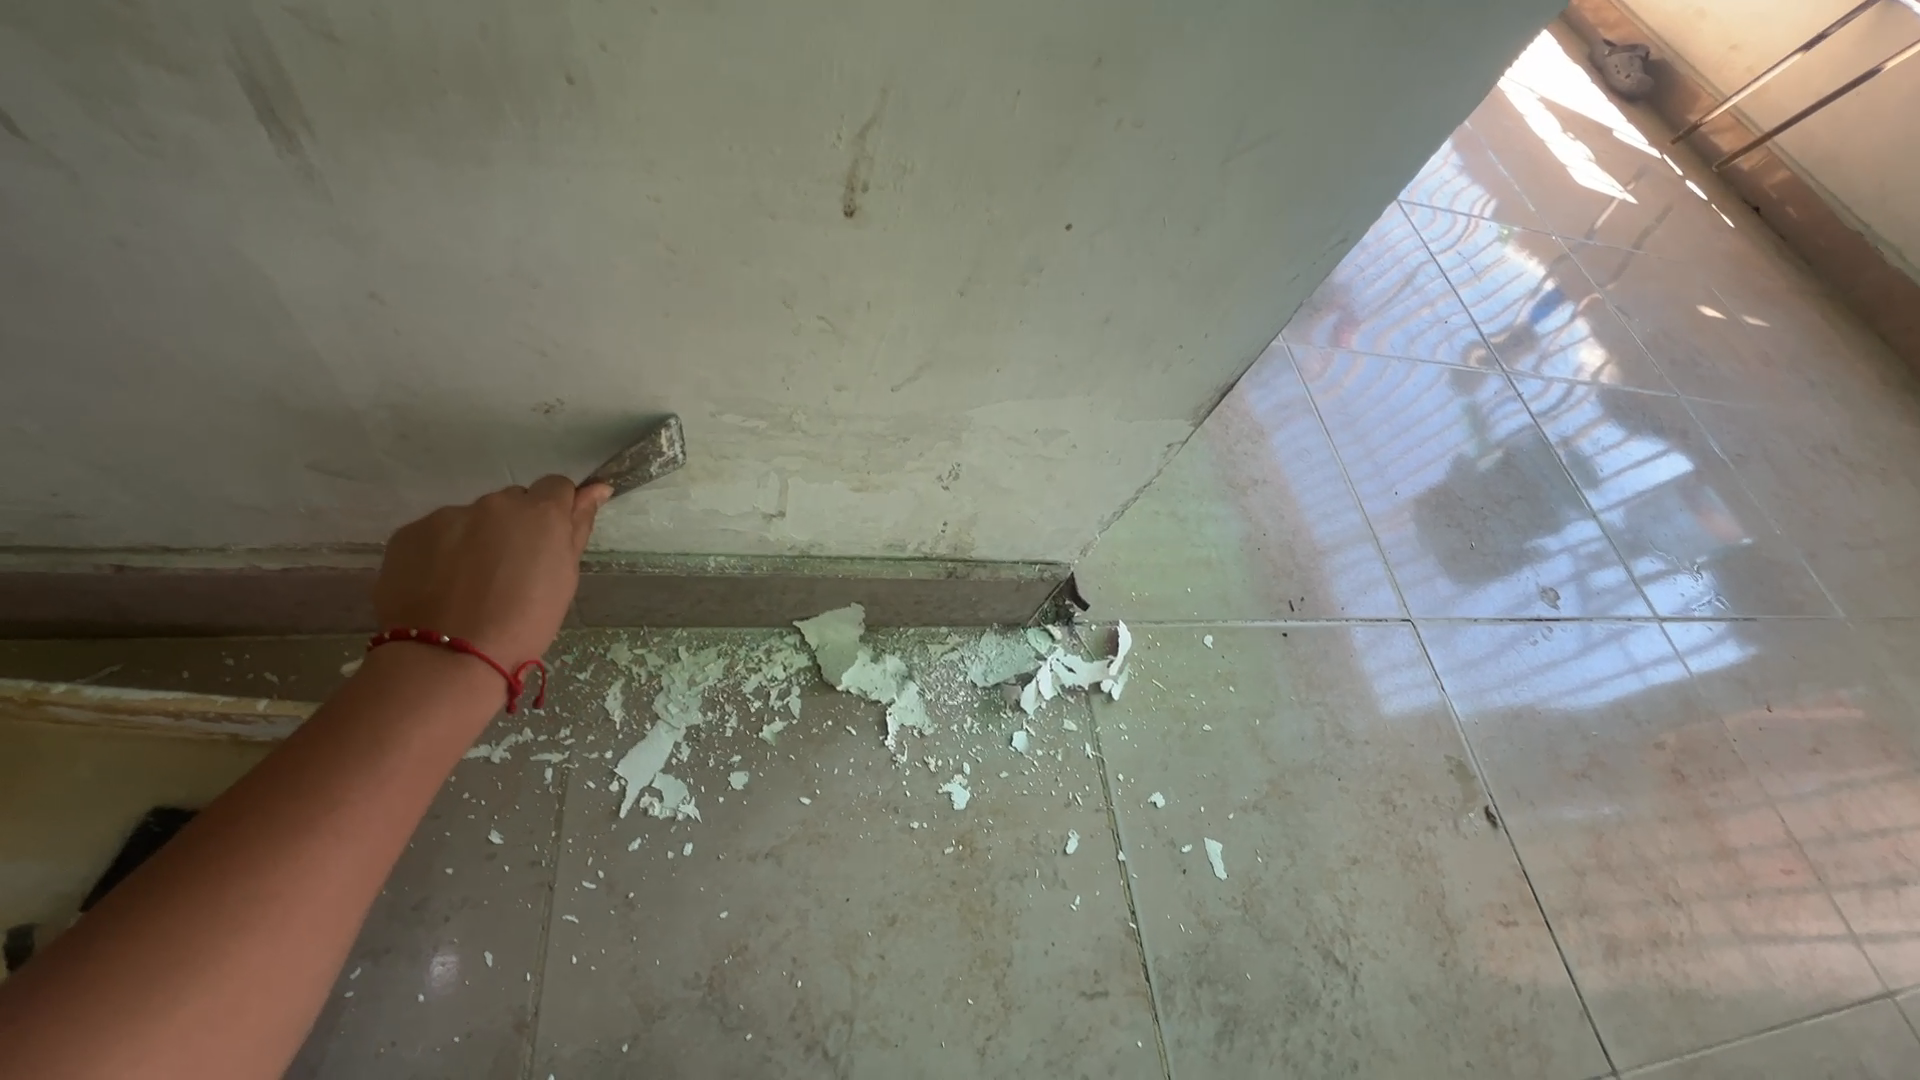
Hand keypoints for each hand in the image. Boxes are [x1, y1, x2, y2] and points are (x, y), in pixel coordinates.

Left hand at [372, 476, 610, 662]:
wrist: (448, 656)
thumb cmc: (525, 623)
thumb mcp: (564, 578)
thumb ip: (577, 528)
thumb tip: (597, 489)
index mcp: (540, 512)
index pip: (556, 486)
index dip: (556, 511)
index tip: (550, 541)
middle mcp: (495, 503)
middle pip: (513, 502)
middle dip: (516, 526)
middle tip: (511, 571)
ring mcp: (448, 515)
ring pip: (473, 519)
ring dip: (478, 539)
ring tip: (471, 585)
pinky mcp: (409, 532)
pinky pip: (436, 534)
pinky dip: (442, 553)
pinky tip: (441, 587)